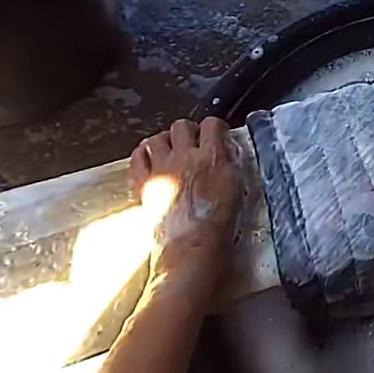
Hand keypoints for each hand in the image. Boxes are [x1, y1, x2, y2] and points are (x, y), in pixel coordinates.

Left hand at [129, 117, 241, 294]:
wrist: (190, 248)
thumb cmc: (218, 223)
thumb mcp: (235, 186)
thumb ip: (229, 161)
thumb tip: (224, 148)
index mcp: (212, 157)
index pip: (212, 124)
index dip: (215, 128)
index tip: (217, 136)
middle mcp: (185, 157)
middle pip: (182, 125)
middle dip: (189, 131)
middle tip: (193, 143)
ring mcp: (161, 169)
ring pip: (157, 137)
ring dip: (165, 140)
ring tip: (171, 150)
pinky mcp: (142, 182)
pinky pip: (138, 155)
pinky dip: (144, 152)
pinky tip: (152, 159)